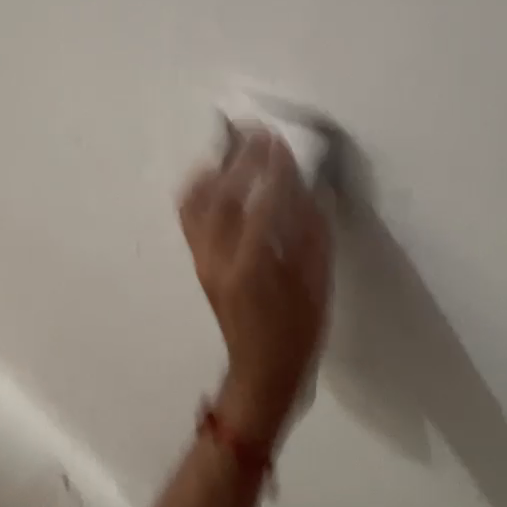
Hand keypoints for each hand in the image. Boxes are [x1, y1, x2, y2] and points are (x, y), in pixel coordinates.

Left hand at [178, 128, 332, 444]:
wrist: (260, 371)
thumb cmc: (297, 332)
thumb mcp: (316, 285)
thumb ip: (311, 234)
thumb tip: (308, 187)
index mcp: (253, 267)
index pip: (261, 205)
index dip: (273, 171)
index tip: (282, 143)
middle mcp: (219, 259)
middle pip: (222, 196)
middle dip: (242, 160)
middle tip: (259, 135)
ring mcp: (202, 259)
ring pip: (197, 201)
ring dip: (216, 169)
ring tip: (235, 146)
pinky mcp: (197, 260)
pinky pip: (189, 215)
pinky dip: (199, 188)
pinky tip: (215, 174)